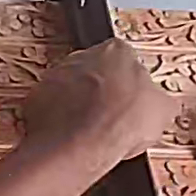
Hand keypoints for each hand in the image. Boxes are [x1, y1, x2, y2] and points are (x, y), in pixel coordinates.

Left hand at [19, 39, 177, 171]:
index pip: (124, 63)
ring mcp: (53, 77)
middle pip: (92, 74)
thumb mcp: (162, 111)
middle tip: (105, 119)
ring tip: (85, 131)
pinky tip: (65, 135)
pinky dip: (52, 120)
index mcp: (117, 50)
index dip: (127, 87)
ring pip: (66, 90)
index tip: (126, 105)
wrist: (81, 145)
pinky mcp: (33, 99)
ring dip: (73, 107)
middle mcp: (81, 56)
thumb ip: (157, 99)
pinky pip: (44, 108)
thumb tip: (157, 105)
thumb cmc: (119, 123)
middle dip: (97, 94)